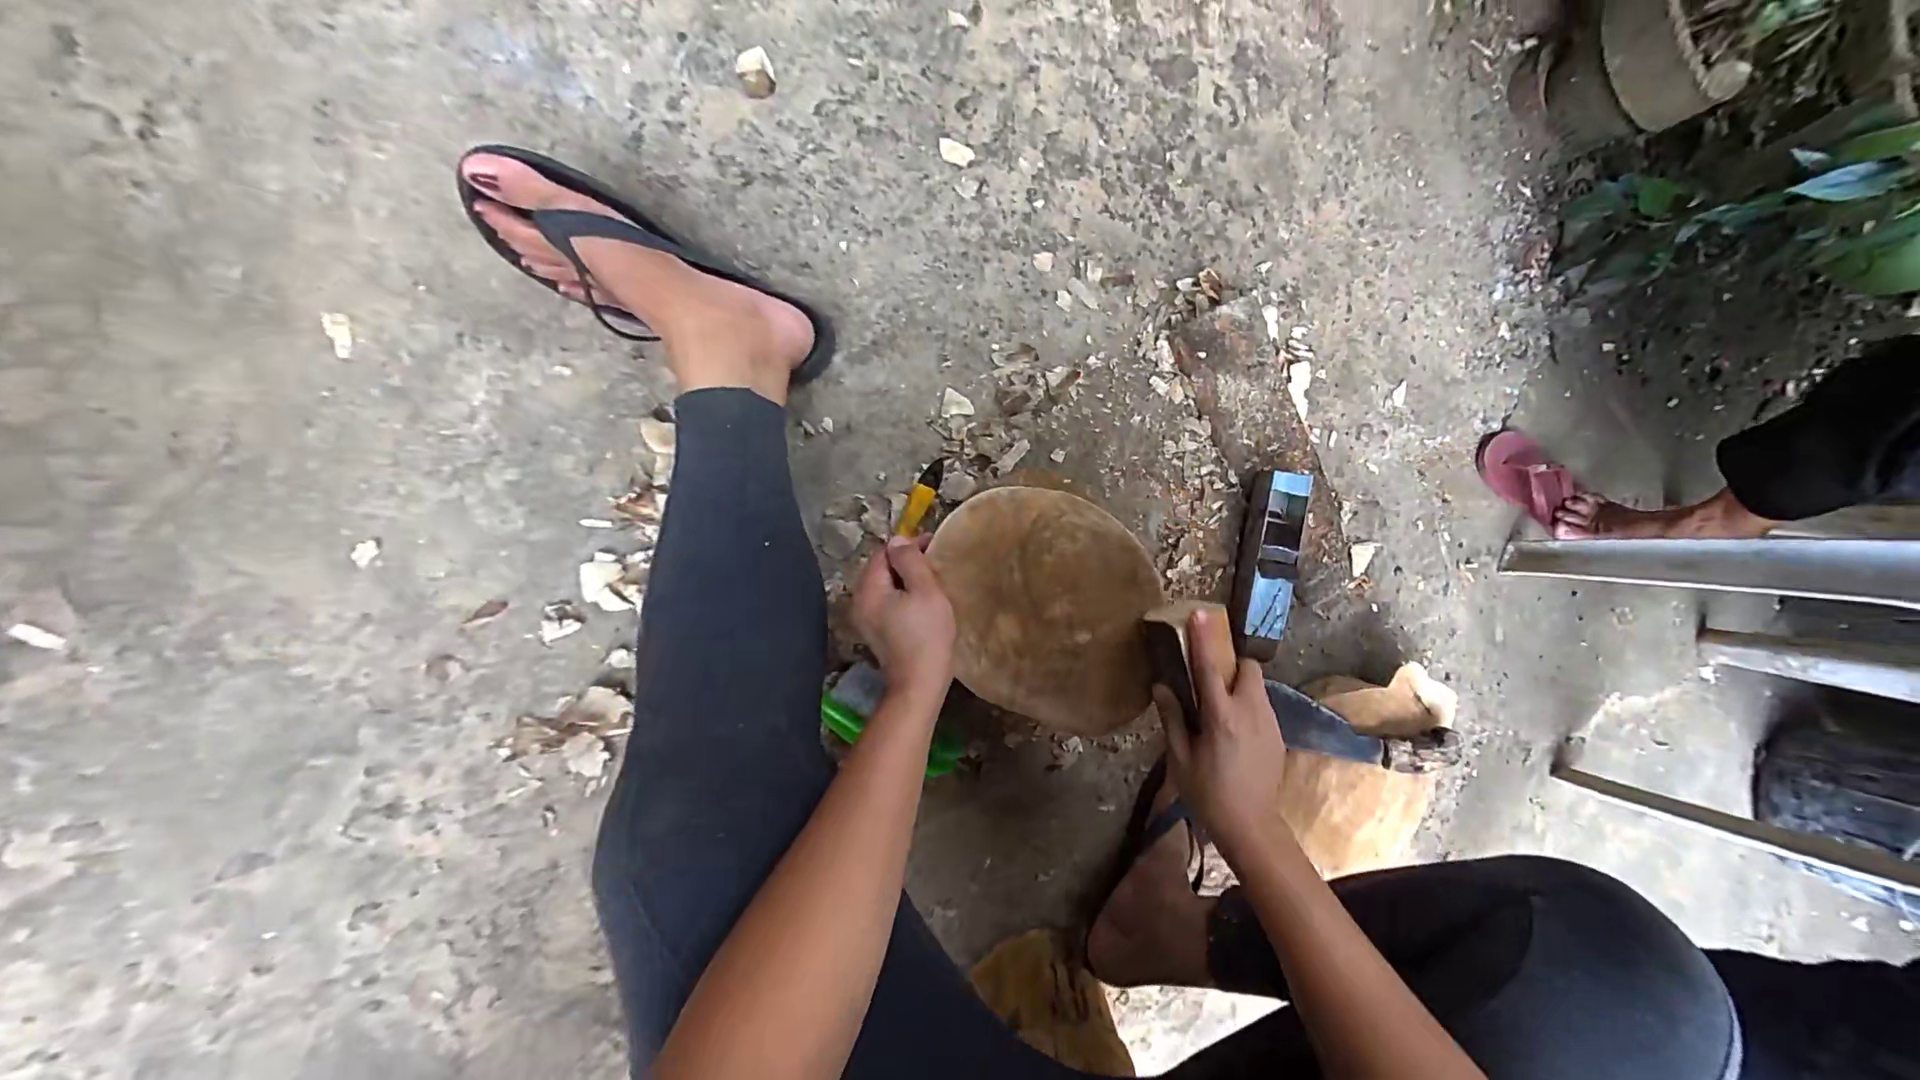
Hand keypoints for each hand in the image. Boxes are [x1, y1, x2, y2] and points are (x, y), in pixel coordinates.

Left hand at [851, 535, 956, 700]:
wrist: (920, 683)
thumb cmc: (926, 635)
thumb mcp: (925, 591)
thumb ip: (910, 561)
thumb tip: (898, 540)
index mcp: (868, 588)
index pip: (884, 552)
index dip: (907, 544)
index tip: (933, 544)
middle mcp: (860, 601)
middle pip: (881, 568)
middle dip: (906, 561)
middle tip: (934, 560)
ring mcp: (865, 618)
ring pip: (885, 586)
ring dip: (906, 578)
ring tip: (931, 578)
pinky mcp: (876, 631)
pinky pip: (887, 602)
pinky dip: (902, 595)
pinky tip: (921, 600)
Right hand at [1156, 607, 1286, 856]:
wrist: (1251, 826)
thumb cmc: (1207, 793)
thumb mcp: (1180, 757)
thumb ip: (1173, 717)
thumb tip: (1162, 686)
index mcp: (1221, 717)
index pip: (1210, 668)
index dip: (1203, 639)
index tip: (1200, 613)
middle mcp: (1250, 712)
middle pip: (1247, 668)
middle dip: (1230, 664)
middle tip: (1210, 679)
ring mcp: (1269, 723)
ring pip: (1256, 686)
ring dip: (1237, 686)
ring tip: (1218, 709)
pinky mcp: (1278, 734)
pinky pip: (1261, 705)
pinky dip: (1246, 704)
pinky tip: (1232, 730)